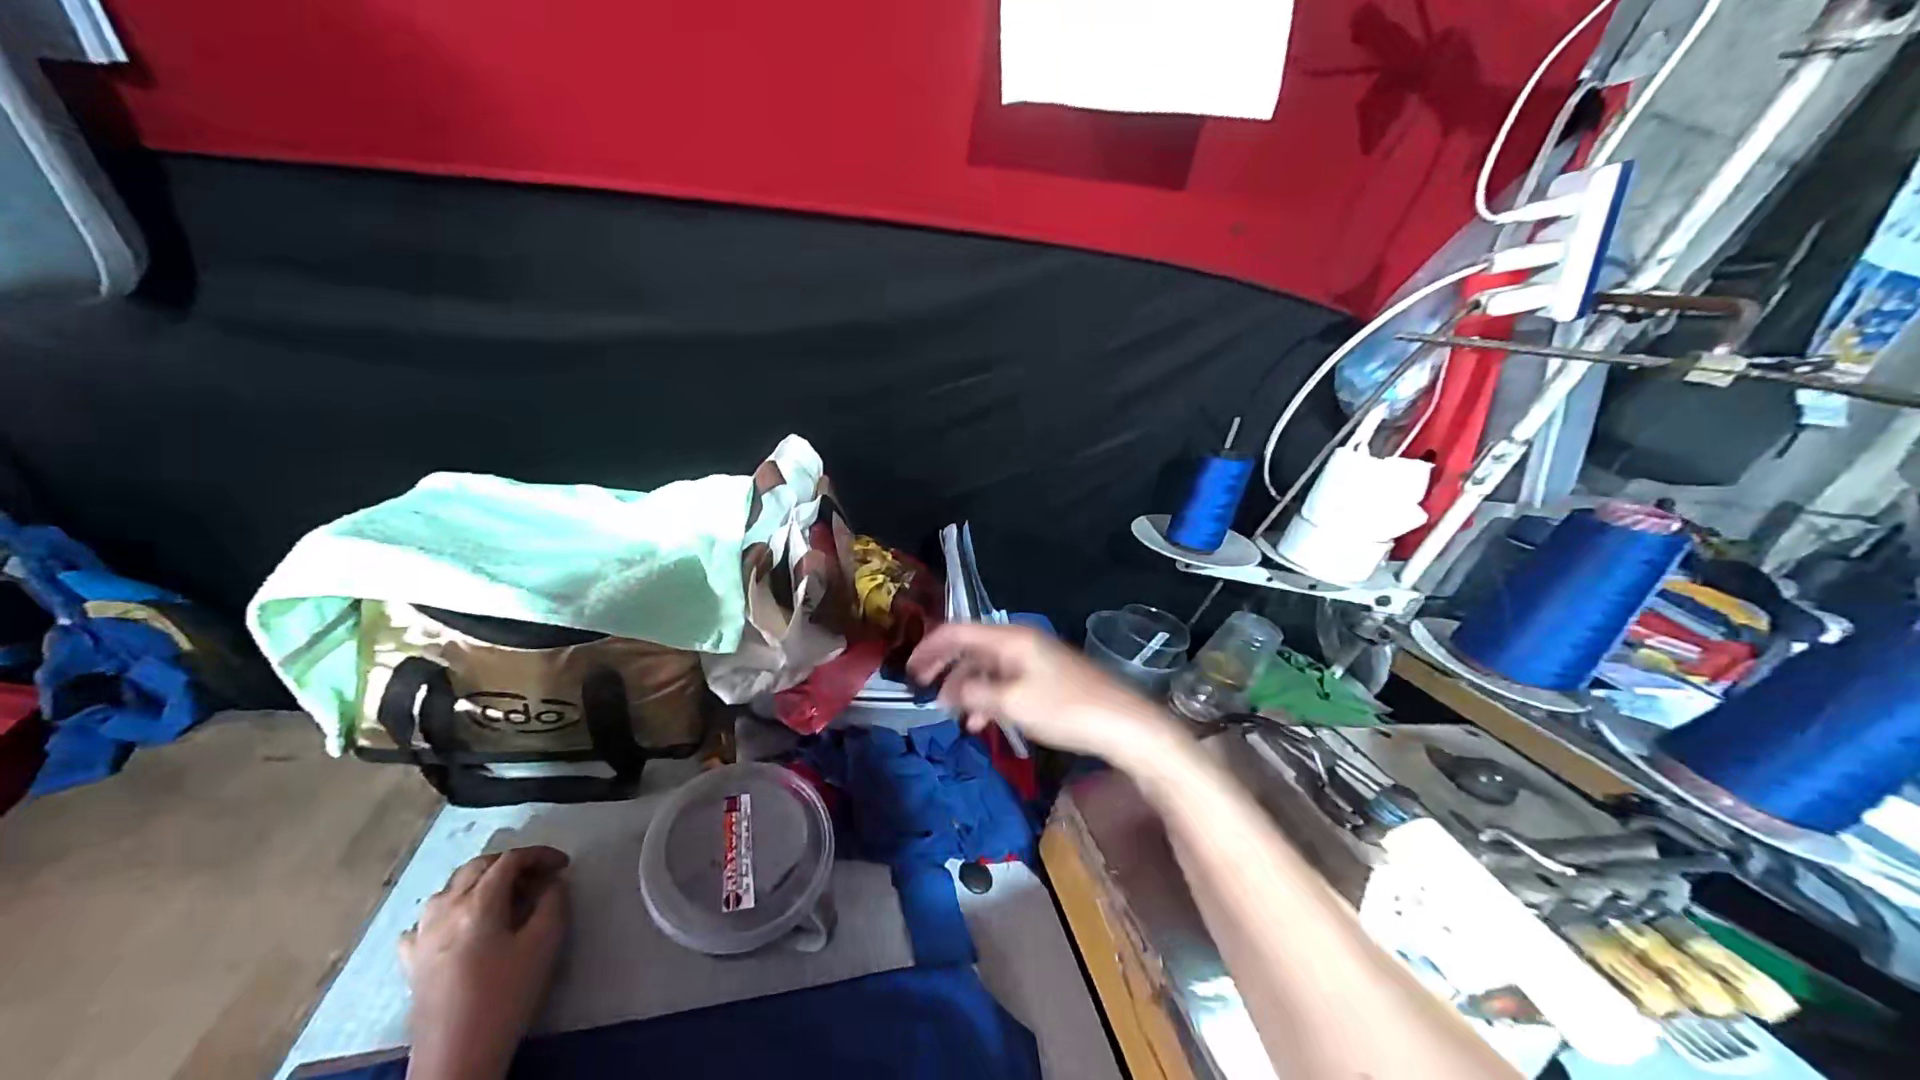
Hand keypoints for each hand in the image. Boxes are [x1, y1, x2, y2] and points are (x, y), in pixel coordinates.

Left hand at [400, 846, 570, 1079]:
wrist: (457, 1056)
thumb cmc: (506, 996)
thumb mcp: (545, 943)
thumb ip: (554, 902)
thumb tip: (551, 883)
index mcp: (477, 903)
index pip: (511, 860)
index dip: (541, 855)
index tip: (564, 865)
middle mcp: (444, 911)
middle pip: (478, 867)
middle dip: (512, 864)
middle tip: (539, 878)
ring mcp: (421, 937)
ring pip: (450, 889)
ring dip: (480, 883)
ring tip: (505, 898)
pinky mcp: (411, 962)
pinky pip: (425, 922)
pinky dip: (448, 911)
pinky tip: (459, 926)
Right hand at [908, 623, 1187, 766]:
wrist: (1123, 724)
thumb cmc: (1065, 709)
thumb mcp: (1012, 703)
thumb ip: (974, 693)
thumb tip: (949, 690)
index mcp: (1010, 638)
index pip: (957, 631)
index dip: (929, 648)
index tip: (908, 670)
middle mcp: (1021, 641)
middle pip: (971, 648)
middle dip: (946, 669)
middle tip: (924, 693)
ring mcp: (1035, 658)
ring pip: (988, 667)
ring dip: (968, 689)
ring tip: (957, 717)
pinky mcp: (1047, 677)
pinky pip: (1006, 681)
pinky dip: (990, 697)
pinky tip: (984, 722)